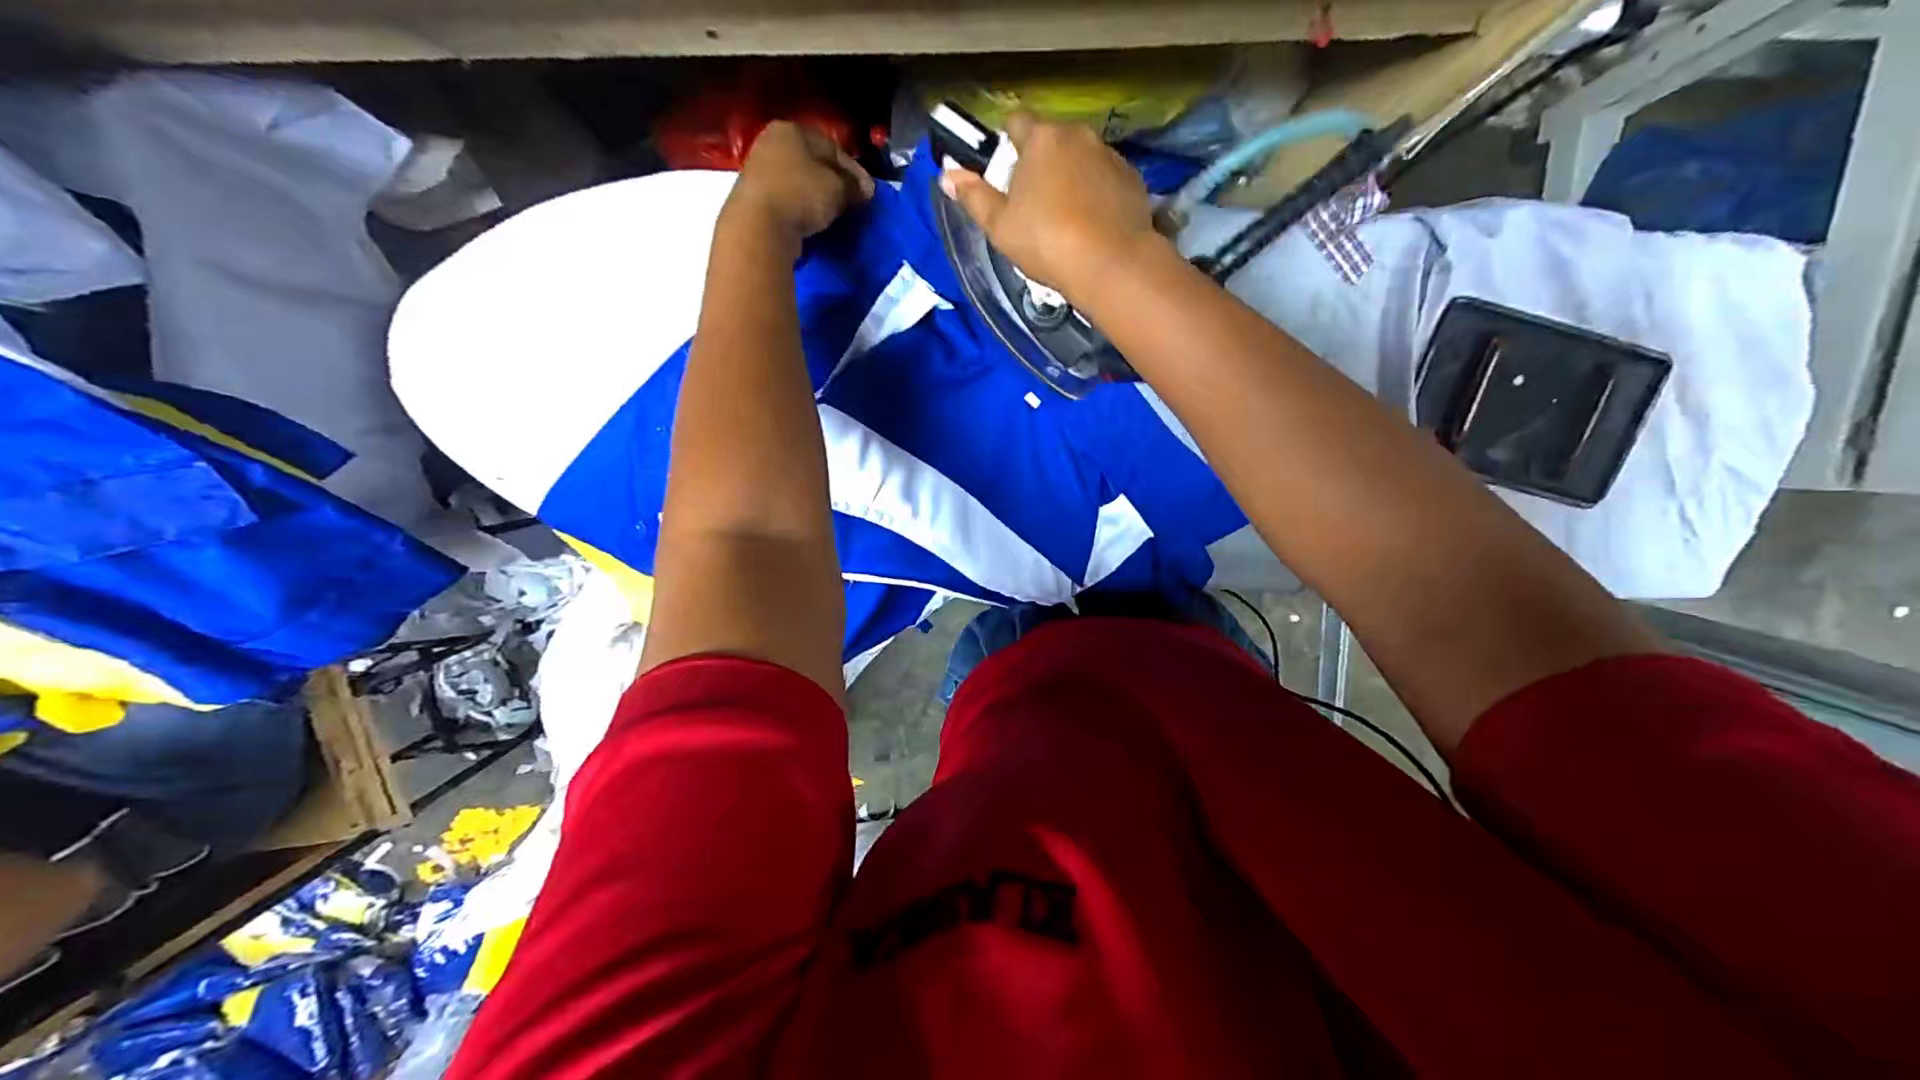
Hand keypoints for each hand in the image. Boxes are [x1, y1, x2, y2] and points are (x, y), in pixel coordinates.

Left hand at [724, 120, 874, 244]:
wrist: (759, 226)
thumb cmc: (801, 194)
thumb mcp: (838, 187)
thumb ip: (853, 185)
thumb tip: (863, 189)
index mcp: (791, 130)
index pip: (833, 148)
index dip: (854, 171)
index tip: (868, 192)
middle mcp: (771, 143)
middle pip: (813, 163)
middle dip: (834, 181)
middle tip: (852, 202)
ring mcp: (758, 170)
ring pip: (799, 181)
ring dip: (817, 196)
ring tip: (833, 214)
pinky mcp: (753, 198)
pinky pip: (786, 199)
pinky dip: (801, 208)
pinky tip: (812, 221)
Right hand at [940, 111, 1165, 299]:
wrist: (1111, 263)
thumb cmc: (1046, 241)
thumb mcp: (1000, 226)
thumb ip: (973, 197)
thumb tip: (948, 174)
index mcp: (1041, 139)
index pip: (1016, 121)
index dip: (1006, 141)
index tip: (1003, 168)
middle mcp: (1078, 134)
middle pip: (1051, 139)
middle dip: (1040, 161)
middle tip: (1031, 202)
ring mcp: (1110, 154)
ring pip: (1081, 157)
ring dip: (1070, 176)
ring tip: (1065, 216)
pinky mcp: (1132, 178)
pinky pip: (1105, 178)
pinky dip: (1096, 192)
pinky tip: (1092, 223)